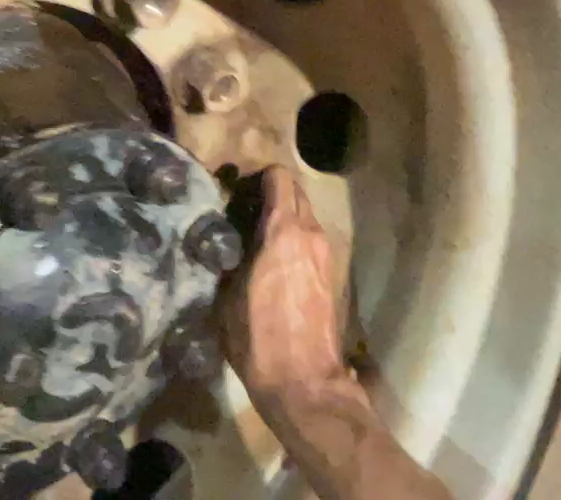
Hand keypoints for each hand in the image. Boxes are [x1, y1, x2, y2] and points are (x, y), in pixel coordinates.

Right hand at [218, 166, 354, 407]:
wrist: (305, 382)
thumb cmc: (259, 339)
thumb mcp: (227, 298)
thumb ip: (230, 257)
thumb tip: (227, 240)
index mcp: (284, 231)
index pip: (279, 178)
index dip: (258, 178)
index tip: (238, 191)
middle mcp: (310, 232)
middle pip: (295, 192)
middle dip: (273, 194)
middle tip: (246, 212)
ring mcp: (326, 251)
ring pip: (306, 216)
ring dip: (286, 217)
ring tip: (259, 239)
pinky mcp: (333, 271)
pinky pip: (312, 239)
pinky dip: (296, 238)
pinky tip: (276, 262)